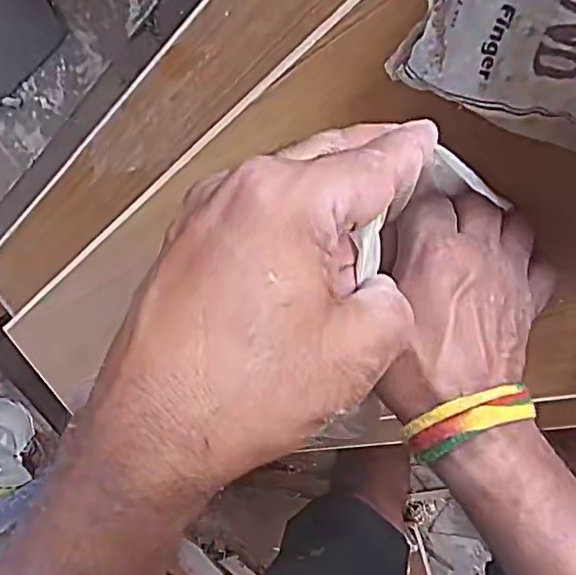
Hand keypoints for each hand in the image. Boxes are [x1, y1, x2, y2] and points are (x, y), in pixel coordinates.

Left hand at [76, 122, 436, 500]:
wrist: (152, 431)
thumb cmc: (233, 397)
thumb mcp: (355, 353)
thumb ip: (393, 301)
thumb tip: (381, 289)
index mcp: (286, 201)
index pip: (371, 162)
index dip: (409, 155)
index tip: (423, 144)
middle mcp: (235, 193)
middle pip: (321, 160)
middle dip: (366, 160)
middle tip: (397, 164)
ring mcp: (201, 218)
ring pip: (282, 188)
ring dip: (322, 200)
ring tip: (353, 231)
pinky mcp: (184, 248)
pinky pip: (249, 218)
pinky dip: (283, 226)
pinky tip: (299, 260)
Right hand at [374, 188, 555, 422]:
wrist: (462, 410)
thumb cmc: (417, 373)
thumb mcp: (378, 317)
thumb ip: (378, 273)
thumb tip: (377, 250)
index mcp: (435, 251)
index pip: (426, 197)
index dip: (412, 202)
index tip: (403, 209)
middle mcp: (477, 252)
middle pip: (472, 199)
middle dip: (453, 205)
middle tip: (435, 220)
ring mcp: (509, 272)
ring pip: (512, 219)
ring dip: (493, 221)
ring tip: (474, 233)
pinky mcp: (528, 298)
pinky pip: (538, 261)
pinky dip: (525, 258)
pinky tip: (506, 268)